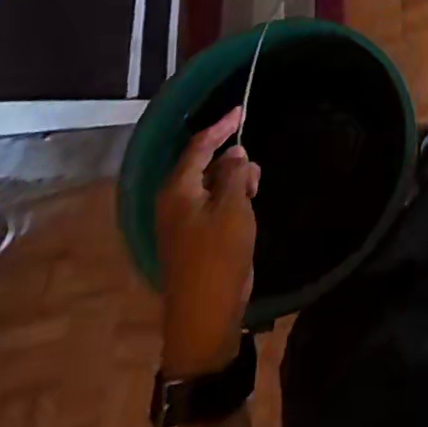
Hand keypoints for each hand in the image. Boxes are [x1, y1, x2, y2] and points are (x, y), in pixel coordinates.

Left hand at [155, 107, 261, 376]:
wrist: (205, 315)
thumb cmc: (218, 256)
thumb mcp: (233, 208)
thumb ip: (234, 174)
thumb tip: (235, 153)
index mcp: (177, 189)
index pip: (198, 146)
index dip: (220, 126)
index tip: (241, 110)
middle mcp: (173, 201)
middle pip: (201, 164)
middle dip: (230, 159)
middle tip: (254, 168)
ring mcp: (180, 222)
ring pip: (208, 185)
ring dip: (232, 181)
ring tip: (254, 188)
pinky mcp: (191, 239)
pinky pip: (210, 205)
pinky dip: (228, 198)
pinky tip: (246, 206)